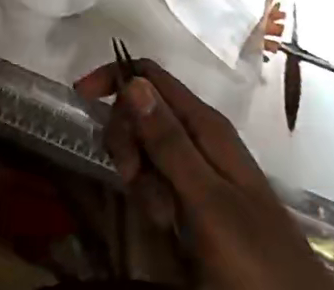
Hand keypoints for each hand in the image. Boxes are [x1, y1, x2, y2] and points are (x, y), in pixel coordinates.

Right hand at [76, 59, 330, 289]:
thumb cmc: (252, 257)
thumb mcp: (206, 201)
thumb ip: (169, 142)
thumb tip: (133, 81)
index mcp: (206, 124)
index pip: (152, 76)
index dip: (115, 78)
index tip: (81, 98)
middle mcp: (202, 136)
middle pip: (144, 112)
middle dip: (127, 141)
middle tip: (132, 178)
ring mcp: (201, 167)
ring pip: (148, 150)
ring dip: (142, 180)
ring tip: (163, 220)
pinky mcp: (199, 198)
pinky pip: (160, 181)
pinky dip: (153, 199)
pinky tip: (165, 226)